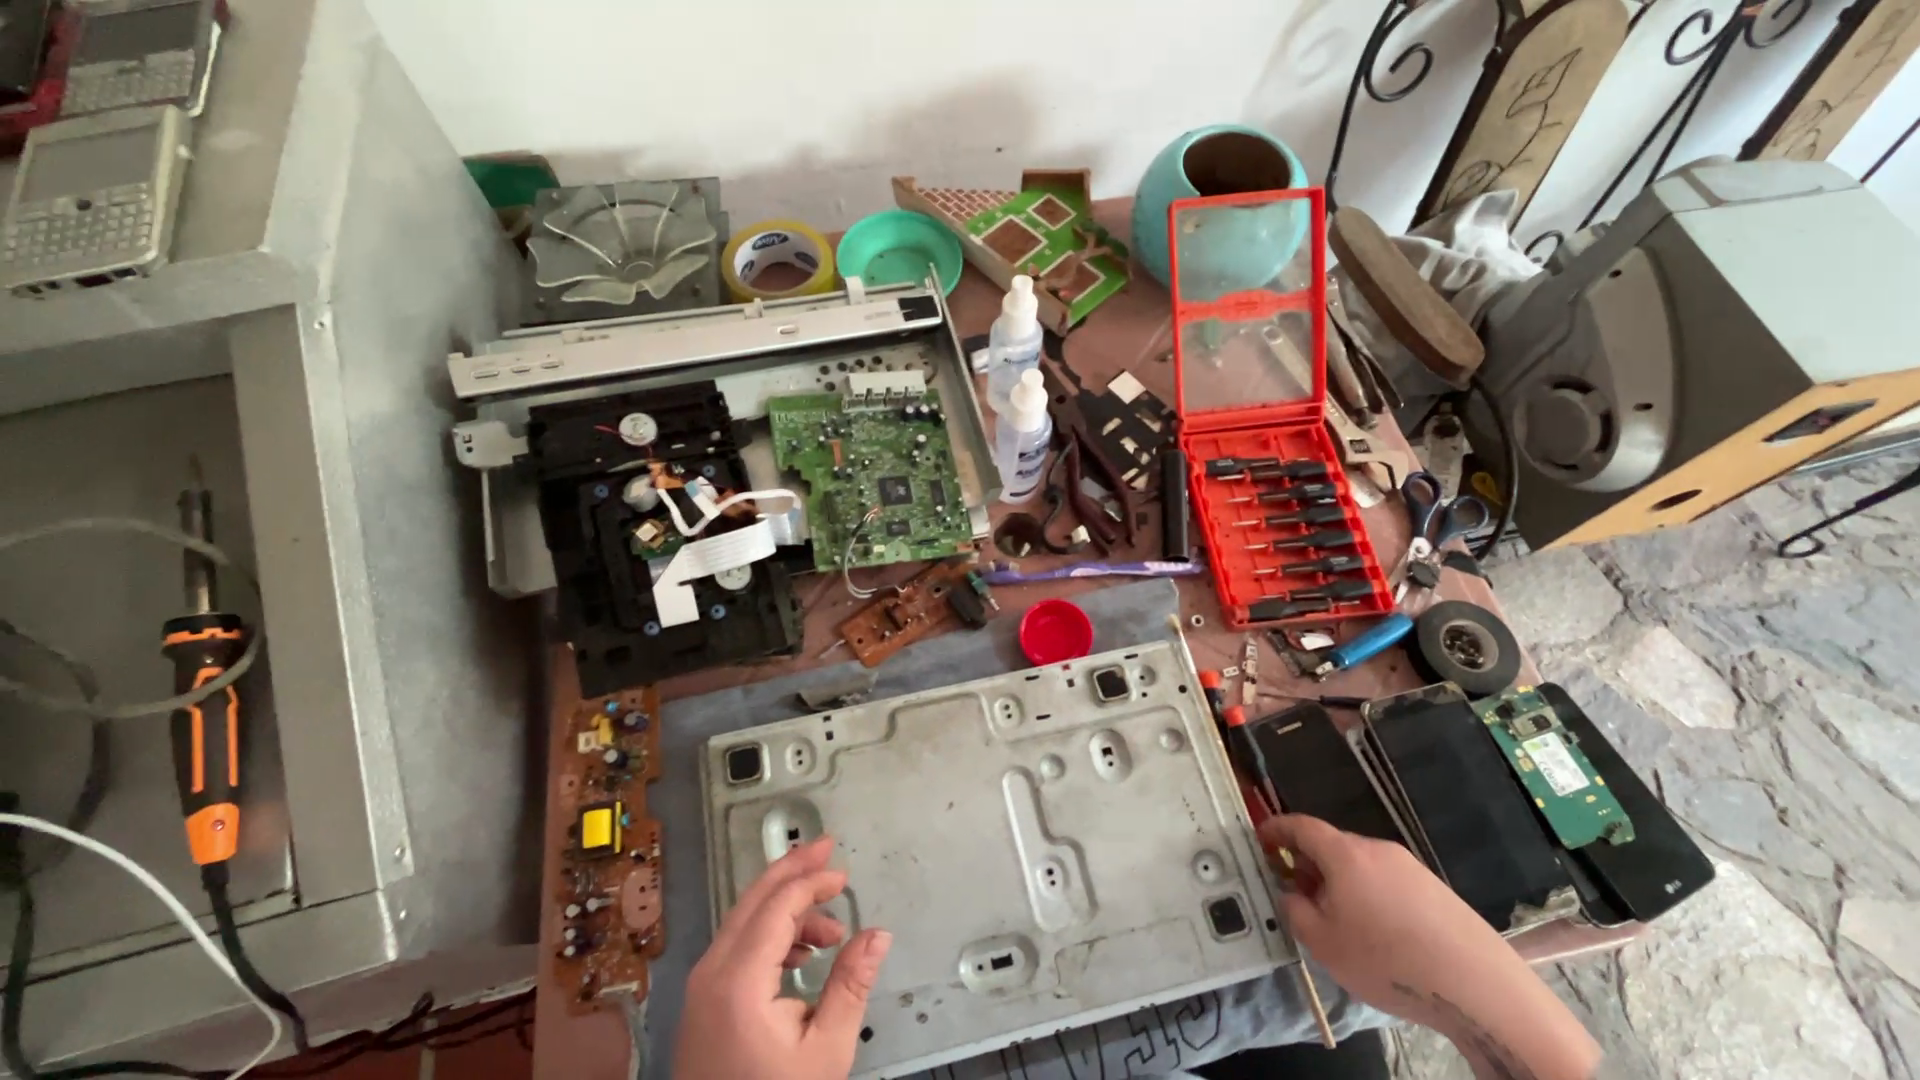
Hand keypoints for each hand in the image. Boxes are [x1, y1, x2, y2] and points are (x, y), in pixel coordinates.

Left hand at [675, 836, 891, 1079]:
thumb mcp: (825, 1050)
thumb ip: (851, 984)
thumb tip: (878, 933)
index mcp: (738, 980)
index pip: (777, 906)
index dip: (812, 882)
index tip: (844, 874)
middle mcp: (712, 971)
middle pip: (752, 900)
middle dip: (791, 870)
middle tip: (828, 849)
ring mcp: (702, 986)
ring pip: (743, 921)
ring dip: (786, 910)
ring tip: (832, 931)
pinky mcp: (703, 1002)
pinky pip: (737, 947)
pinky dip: (770, 936)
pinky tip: (801, 956)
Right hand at [1261, 814, 1600, 1079]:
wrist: (1478, 986)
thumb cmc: (1388, 961)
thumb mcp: (1323, 944)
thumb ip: (1295, 911)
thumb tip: (1293, 895)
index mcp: (1345, 854)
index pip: (1301, 826)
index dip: (1276, 829)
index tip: (1260, 839)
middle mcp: (1378, 851)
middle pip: (1332, 846)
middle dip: (1308, 865)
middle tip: (1297, 895)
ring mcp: (1411, 868)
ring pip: (1361, 867)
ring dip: (1340, 883)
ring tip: (1338, 923)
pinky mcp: (1436, 890)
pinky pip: (1388, 883)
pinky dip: (1370, 896)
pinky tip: (1378, 935)